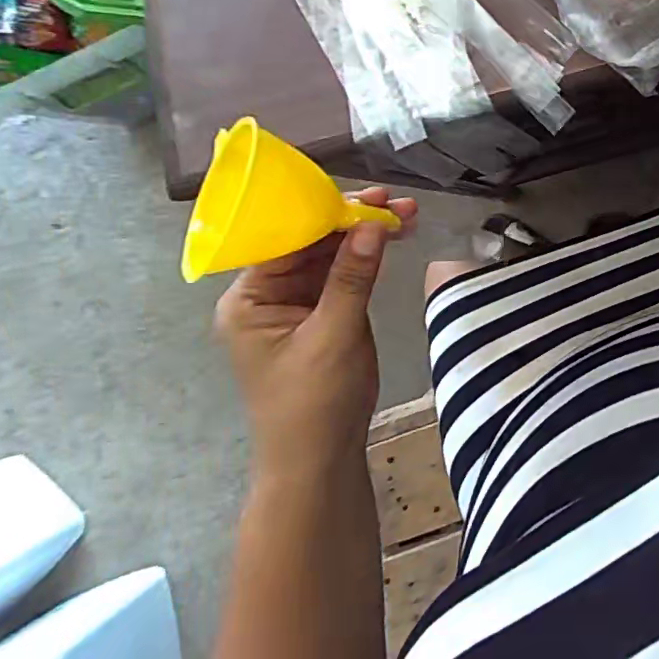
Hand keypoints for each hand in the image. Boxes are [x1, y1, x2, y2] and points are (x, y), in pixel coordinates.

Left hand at [214, 188, 417, 476]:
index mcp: (249, 298)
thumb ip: (352, 276)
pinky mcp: (323, 311)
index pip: (287, 239)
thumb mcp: (333, 335)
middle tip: (397, 202)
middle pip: (311, 241)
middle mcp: (268, 294)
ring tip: (408, 213)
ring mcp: (296, 302)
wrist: (320, 460)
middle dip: (354, 220)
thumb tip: (374, 224)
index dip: (327, 213)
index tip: (372, 197)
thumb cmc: (314, 402)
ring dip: (367, 234)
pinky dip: (369, 255)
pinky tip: (394, 237)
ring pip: (332, 253)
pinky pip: (344, 272)